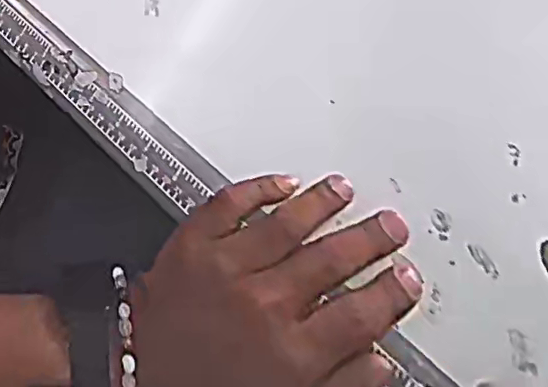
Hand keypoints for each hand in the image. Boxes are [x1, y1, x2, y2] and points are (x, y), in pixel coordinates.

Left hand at [131, 174, 421, 386]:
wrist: (141, 372)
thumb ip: (337, 383)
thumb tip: (379, 361)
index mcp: (290, 354)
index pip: (357, 316)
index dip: (388, 294)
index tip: (406, 276)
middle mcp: (263, 304)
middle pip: (329, 262)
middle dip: (366, 240)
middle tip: (389, 224)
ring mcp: (226, 266)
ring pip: (284, 225)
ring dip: (319, 204)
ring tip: (343, 190)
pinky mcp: (193, 242)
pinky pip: (230, 204)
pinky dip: (258, 189)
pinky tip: (282, 182)